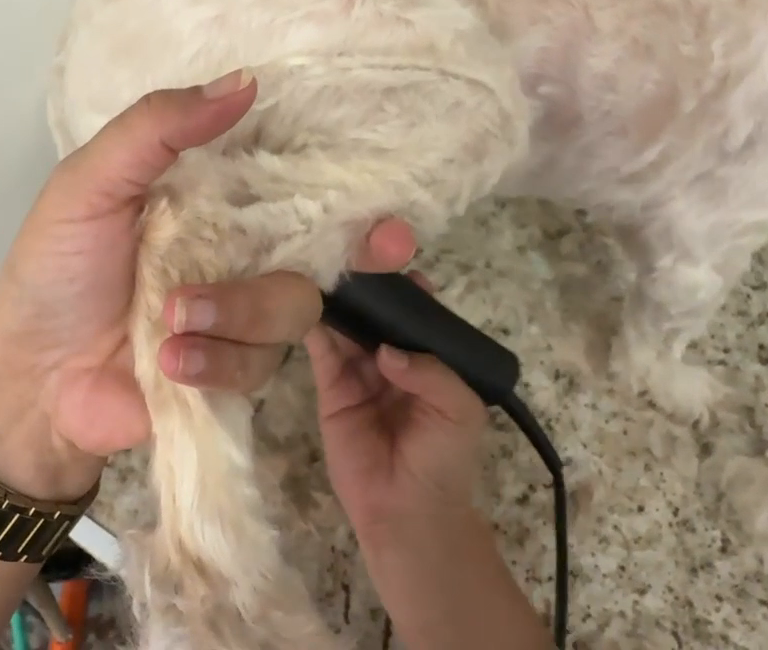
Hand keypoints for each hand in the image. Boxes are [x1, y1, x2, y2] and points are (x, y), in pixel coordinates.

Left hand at [0, 71, 416, 500]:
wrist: (29, 378)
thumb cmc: (55, 268)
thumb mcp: (90, 184)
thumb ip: (157, 129)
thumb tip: (244, 81)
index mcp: (212, 203)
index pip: (289, 183)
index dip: (340, 183)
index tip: (385, 186)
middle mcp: (239, 255)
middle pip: (317, 249)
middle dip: (357, 249)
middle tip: (387, 242)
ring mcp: (238, 318)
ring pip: (293, 307)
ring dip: (239, 311)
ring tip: (171, 318)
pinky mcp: (231, 375)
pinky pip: (259, 364)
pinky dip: (216, 360)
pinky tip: (170, 361)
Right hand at [306, 278, 487, 533]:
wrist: (409, 513)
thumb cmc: (444, 460)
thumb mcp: (459, 410)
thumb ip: (432, 371)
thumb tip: (385, 351)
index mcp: (427, 359)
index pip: (416, 315)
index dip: (406, 289)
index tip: (391, 255)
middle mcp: (391, 357)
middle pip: (377, 315)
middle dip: (366, 288)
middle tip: (349, 254)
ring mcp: (359, 371)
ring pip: (348, 327)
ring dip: (338, 302)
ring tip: (324, 270)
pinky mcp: (330, 389)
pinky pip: (322, 353)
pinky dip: (315, 329)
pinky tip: (309, 306)